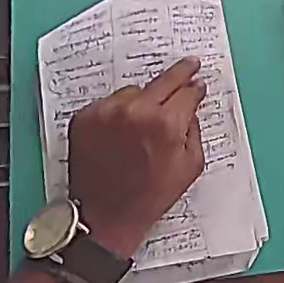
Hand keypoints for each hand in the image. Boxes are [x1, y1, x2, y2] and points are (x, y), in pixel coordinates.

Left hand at [68, 58, 206, 255]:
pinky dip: (119, 111)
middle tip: (188, 67)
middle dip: (180, 74)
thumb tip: (191, 110)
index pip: (187, 92)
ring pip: (135, 91)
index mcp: (165, 124)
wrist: (106, 215)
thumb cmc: (148, 196)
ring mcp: (107, 113)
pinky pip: (110, 103)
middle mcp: (135, 112)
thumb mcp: (190, 166)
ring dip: (144, 100)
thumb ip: (194, 131)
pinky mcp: (85, 118)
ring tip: (145, 123)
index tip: (198, 82)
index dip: (196, 87)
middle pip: (164, 80)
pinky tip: (123, 131)